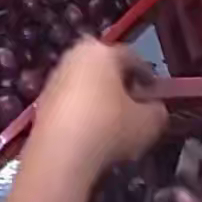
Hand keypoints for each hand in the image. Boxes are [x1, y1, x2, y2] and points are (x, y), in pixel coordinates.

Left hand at [27, 40, 166, 178]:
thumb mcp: (147, 124)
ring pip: (86, 79)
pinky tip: (91, 129)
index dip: (146, 75)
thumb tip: (155, 107)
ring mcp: (57, 73)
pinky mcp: (44, 95)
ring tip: (114, 120)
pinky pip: (71, 96)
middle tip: (134, 103)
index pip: (131, 57)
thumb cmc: (109, 127)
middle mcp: (76, 54)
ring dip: (100, 94)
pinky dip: (83, 107)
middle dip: (120, 82)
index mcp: (102, 51)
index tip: (154, 92)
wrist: (60, 150)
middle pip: (105, 65)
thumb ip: (157, 111)